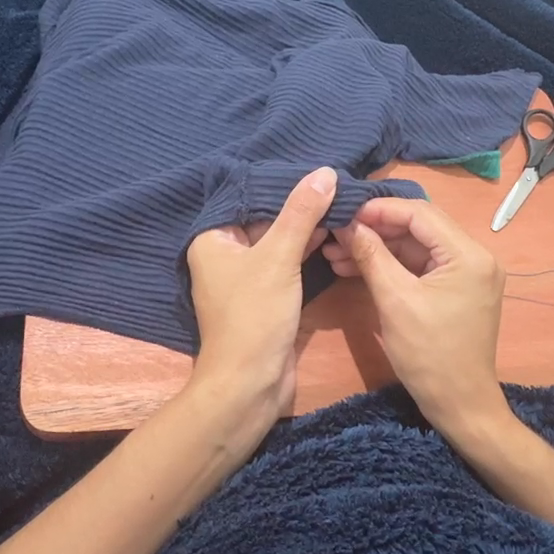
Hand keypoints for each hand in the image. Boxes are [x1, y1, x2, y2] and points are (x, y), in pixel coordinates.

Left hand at [185, 166, 336, 419]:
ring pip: (277, 242)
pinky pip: (284, 263)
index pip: (248, 198)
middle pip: (264, 219)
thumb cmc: (255, 315)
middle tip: (335, 183)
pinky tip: (332, 233)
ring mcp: (244, 278)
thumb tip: (325, 172)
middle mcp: (224, 255)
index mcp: (212, 239)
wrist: (250, 384)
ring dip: (305, 228)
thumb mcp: (279, 258)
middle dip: (297, 206)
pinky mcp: (264, 297)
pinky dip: (305, 250)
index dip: (281, 184)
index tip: (316, 169)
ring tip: (341, 203)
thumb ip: (302, 213)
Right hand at [324, 198, 508, 433]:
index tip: (343, 213)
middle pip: (419, 226)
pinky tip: (356, 267)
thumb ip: (371, 255)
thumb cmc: (428, 354)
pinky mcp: (456, 288)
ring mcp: (467, 273)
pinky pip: (420, 265)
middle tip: (336, 234)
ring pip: (416, 245)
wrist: (458, 404)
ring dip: (379, 247)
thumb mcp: (394, 300)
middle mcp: (474, 256)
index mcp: (468, 255)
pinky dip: (391, 265)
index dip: (379, 210)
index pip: (420, 213)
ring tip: (337, 254)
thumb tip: (347, 224)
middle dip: (375, 228)